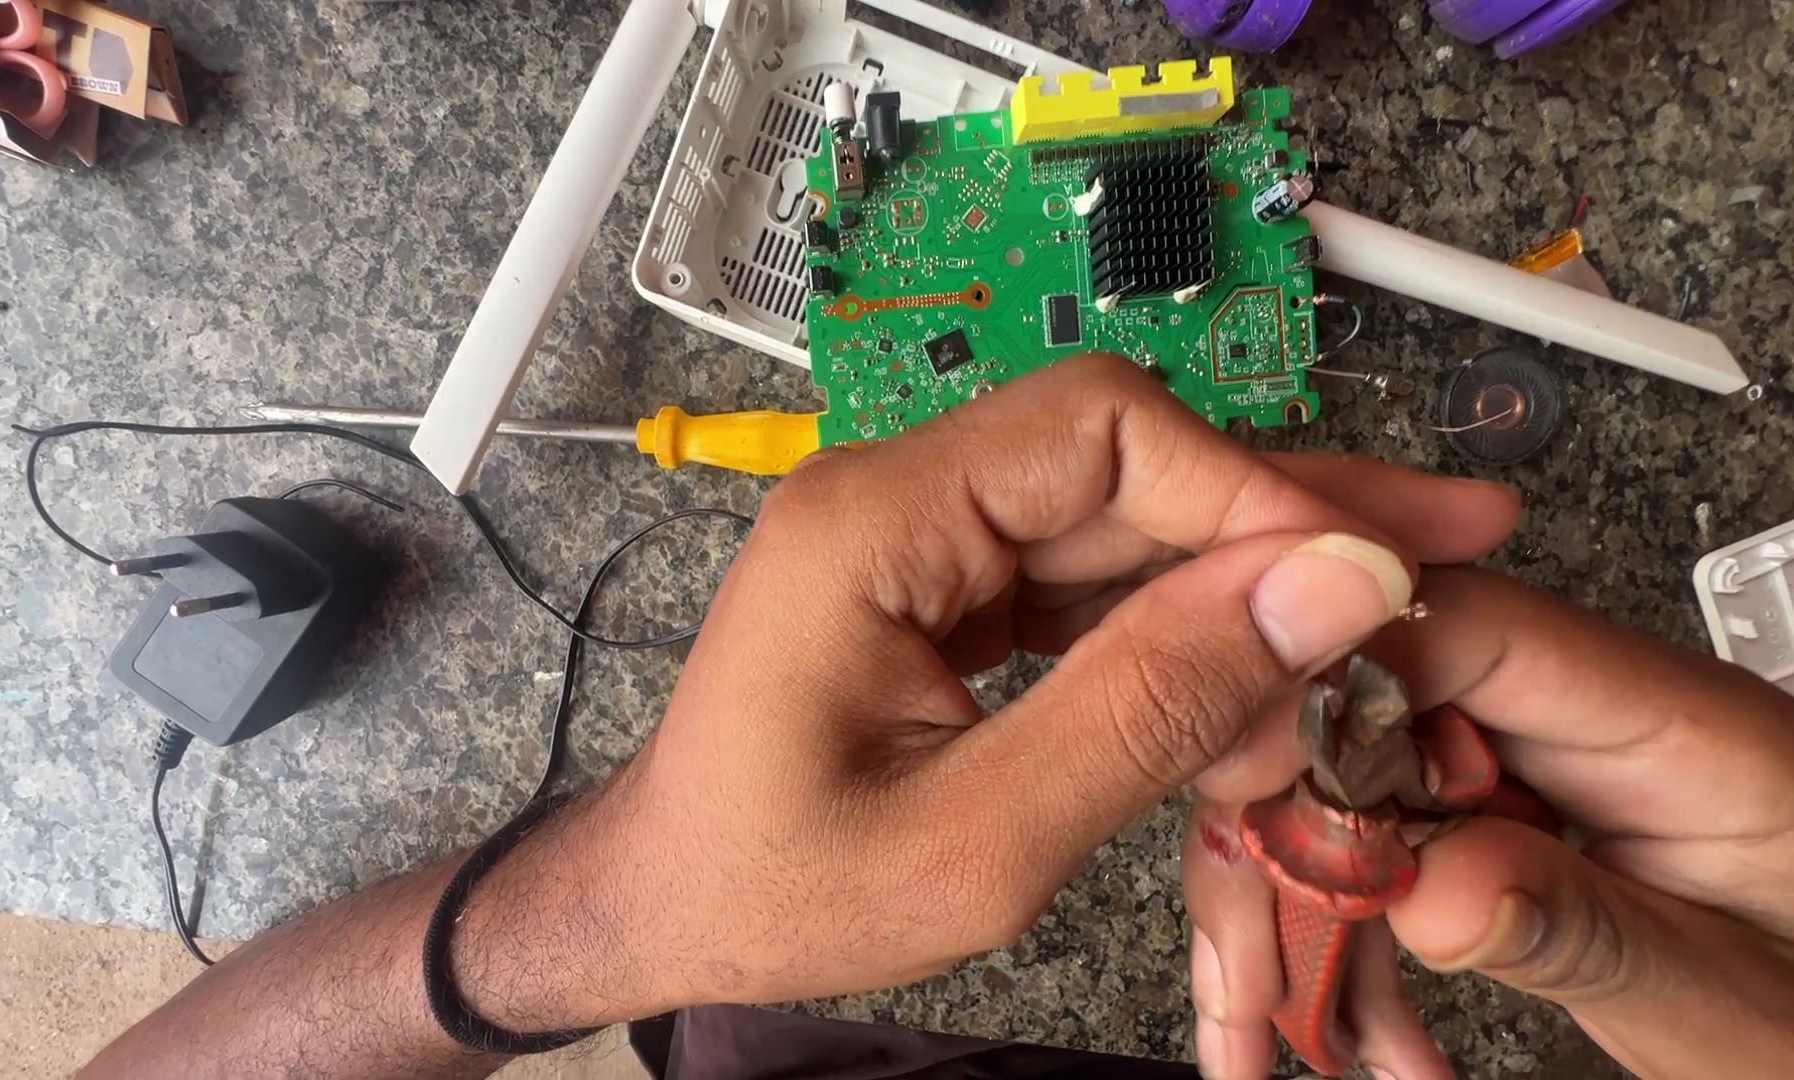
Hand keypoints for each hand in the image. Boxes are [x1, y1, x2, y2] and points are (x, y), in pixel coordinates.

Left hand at [463, 355, 1521, 1028]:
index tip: (1367, 576)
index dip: (1247, 487)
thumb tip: (1325, 586)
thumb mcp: (979, 836)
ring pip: (1099, 514)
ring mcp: (906, 536)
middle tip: (1423, 564)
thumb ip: (1147, 703)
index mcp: (871, 522)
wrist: (673, 893)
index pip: (1097, 429)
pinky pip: (1062, 571)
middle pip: (1108, 457)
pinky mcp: (925, 583)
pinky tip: (1230, 668)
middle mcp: (886, 496)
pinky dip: (1152, 618)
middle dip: (1262, 519)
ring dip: (1219, 576)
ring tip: (1340, 644)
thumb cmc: (781, 886)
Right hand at [1184, 569, 1793, 1079]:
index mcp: (1662, 720)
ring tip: (1297, 1016)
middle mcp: (1558, 715)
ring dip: (1291, 899)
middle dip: (1279, 825)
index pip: (1448, 627)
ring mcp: (1500, 761)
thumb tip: (1429, 894)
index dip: (1328, 677)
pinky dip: (1332, 924)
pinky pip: (1352, 831)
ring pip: (1324, 777)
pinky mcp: (1466, 806)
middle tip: (1257, 954)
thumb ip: (1594, 941)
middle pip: (1347, 703)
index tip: (1249, 780)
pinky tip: (1355, 1012)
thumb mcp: (1755, 1024)